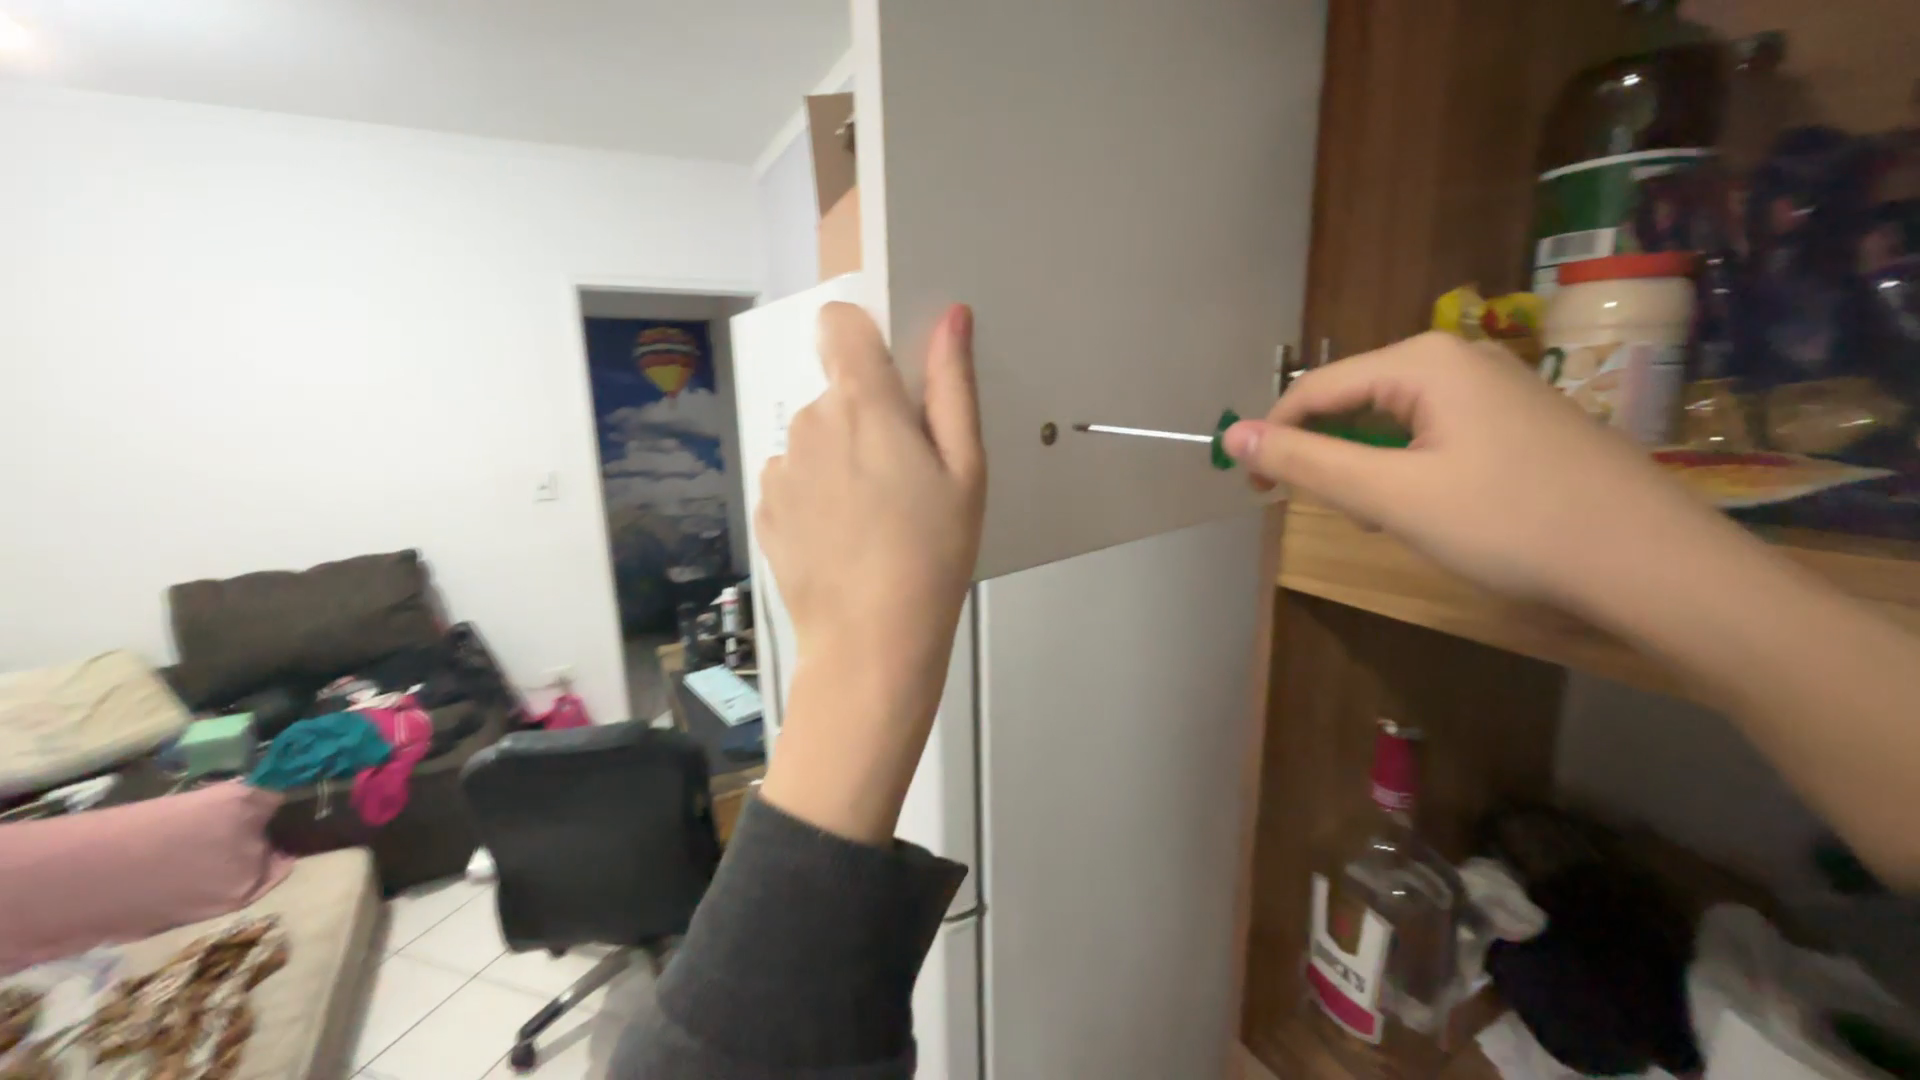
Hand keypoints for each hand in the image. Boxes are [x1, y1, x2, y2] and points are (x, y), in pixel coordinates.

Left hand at [754, 302, 983, 841]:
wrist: (871, 642)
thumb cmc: (932, 555)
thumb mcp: (965, 469)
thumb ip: (953, 385)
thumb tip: (951, 317)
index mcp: (864, 404)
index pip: (840, 323)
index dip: (863, 339)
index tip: (889, 379)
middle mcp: (810, 425)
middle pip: (835, 392)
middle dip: (866, 417)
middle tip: (903, 478)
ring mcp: (780, 469)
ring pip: (814, 438)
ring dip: (840, 459)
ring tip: (874, 516)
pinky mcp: (765, 509)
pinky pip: (794, 479)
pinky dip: (816, 495)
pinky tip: (844, 538)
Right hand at [1223, 332, 1712, 611]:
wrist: (1651, 563)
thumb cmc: (1510, 523)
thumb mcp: (1390, 496)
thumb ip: (1305, 462)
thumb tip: (1230, 434)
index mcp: (1423, 361)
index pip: (1315, 389)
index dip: (1274, 439)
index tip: (1256, 491)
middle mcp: (1458, 357)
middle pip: (1355, 401)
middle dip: (1334, 458)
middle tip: (1347, 515)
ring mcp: (1496, 386)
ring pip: (1394, 421)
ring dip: (1373, 470)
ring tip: (1396, 519)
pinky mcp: (1519, 419)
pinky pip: (1434, 433)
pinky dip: (1412, 471)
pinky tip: (1438, 509)